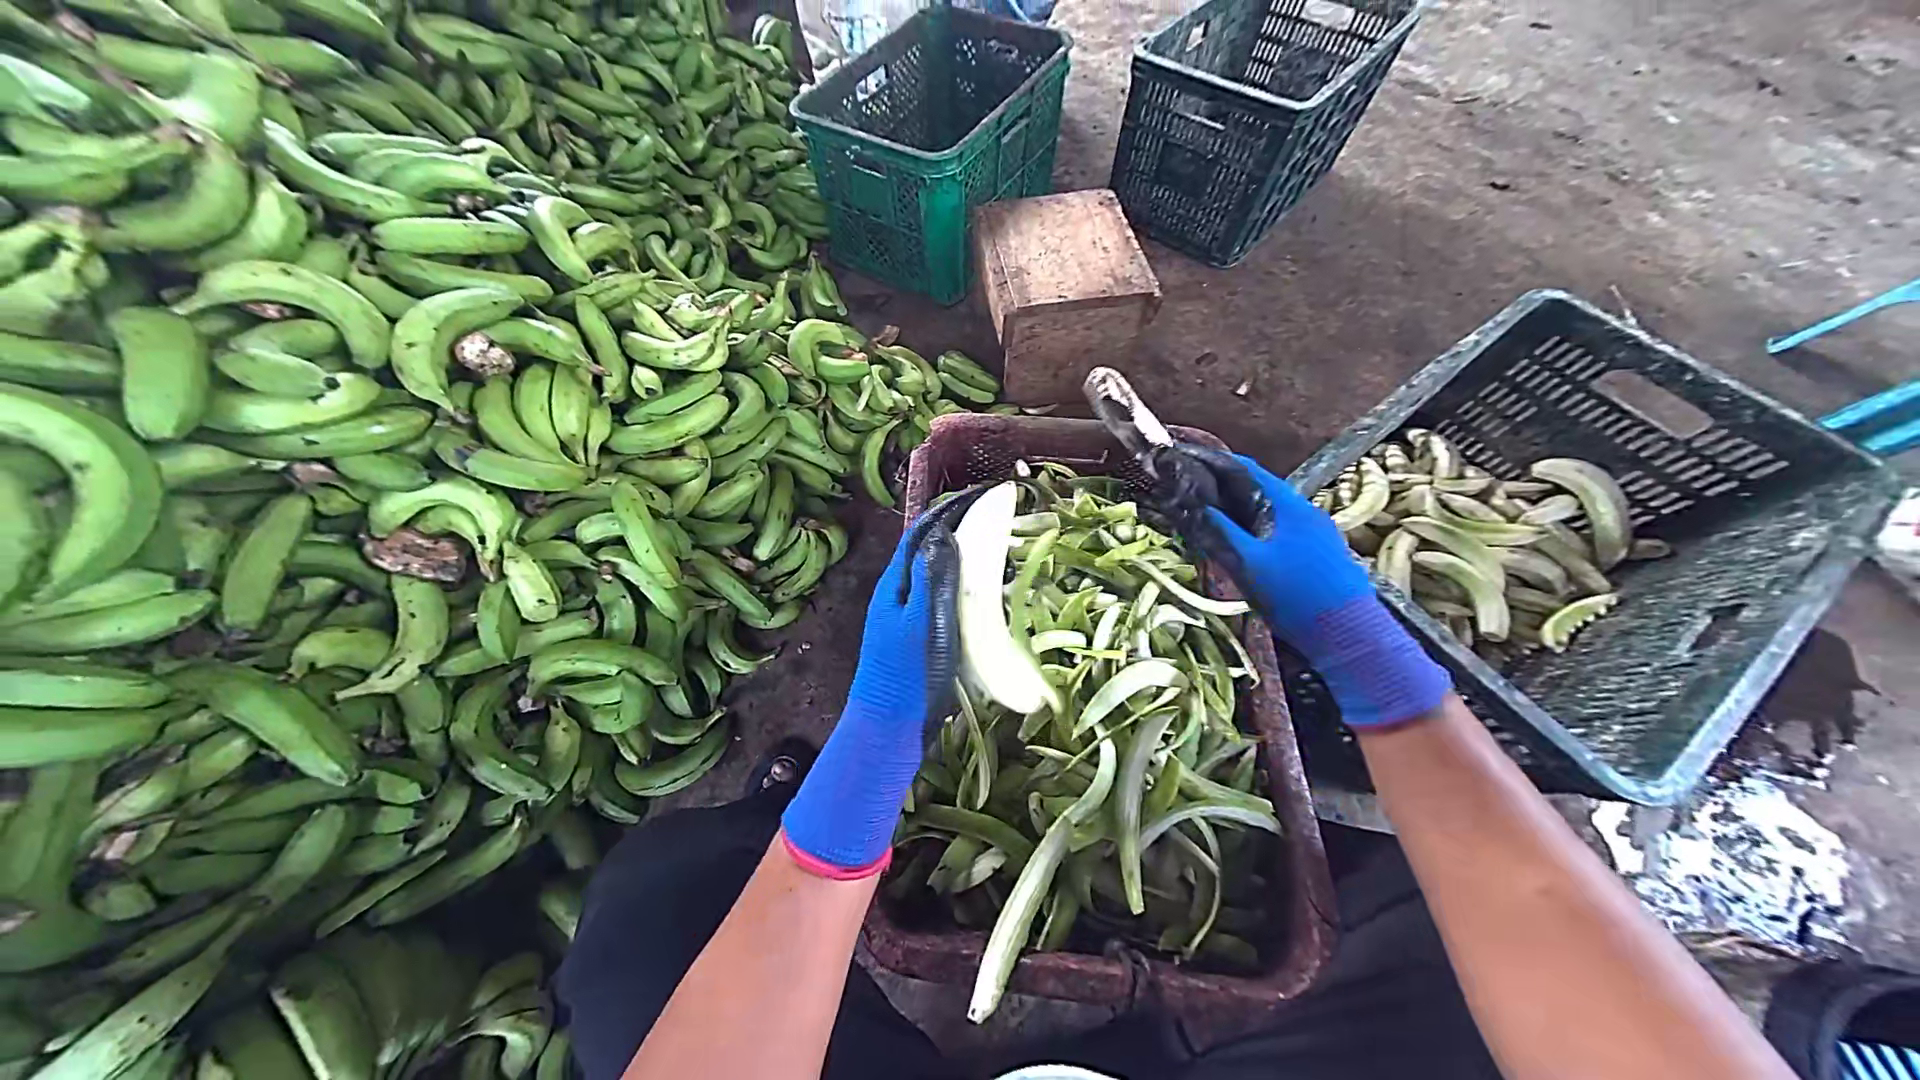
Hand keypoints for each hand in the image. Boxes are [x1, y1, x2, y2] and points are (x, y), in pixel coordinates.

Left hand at [780, 493, 972, 875]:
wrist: (889, 726)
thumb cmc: (907, 676)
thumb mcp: (921, 623)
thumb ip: (930, 579)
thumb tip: (942, 533)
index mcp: (895, 584)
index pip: (922, 531)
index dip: (949, 509)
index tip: (981, 493)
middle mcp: (898, 593)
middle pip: (927, 547)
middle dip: (956, 525)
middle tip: (992, 513)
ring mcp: (907, 614)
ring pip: (935, 570)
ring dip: (960, 551)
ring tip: (992, 540)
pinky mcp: (919, 633)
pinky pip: (941, 595)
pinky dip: (961, 581)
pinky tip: (980, 589)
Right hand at [1155, 444, 1450, 729]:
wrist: (1350, 635)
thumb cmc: (1295, 597)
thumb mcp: (1248, 563)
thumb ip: (1219, 531)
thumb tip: (1190, 504)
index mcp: (1287, 505)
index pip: (1244, 468)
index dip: (1211, 462)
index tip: (1182, 460)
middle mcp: (1303, 510)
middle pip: (1255, 486)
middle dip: (1220, 484)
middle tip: (1187, 487)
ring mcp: (1313, 531)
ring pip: (1266, 507)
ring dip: (1237, 505)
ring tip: (1206, 511)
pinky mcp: (1317, 551)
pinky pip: (1276, 525)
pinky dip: (1251, 523)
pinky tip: (1238, 539)